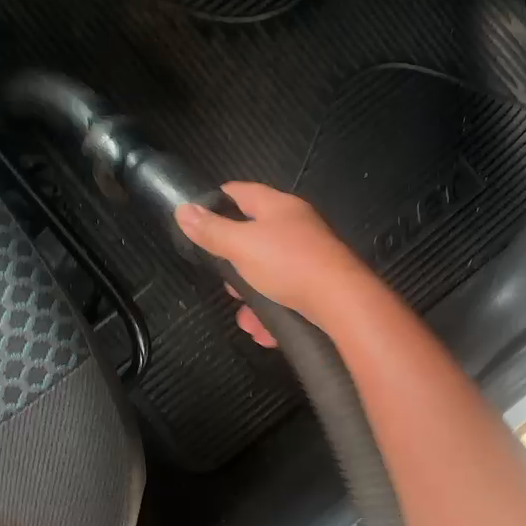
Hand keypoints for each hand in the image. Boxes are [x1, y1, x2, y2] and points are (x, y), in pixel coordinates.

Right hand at [175, 182, 373, 335]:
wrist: (343, 303)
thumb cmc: (288, 264)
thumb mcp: (241, 245)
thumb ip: (211, 231)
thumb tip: (183, 210)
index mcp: (279, 207)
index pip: (240, 192)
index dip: (215, 202)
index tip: (196, 221)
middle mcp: (297, 228)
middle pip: (254, 238)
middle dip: (235, 265)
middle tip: (225, 283)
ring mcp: (311, 258)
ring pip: (270, 276)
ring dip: (253, 298)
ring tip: (246, 318)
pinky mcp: (319, 288)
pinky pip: (287, 299)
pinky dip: (273, 315)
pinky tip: (264, 332)